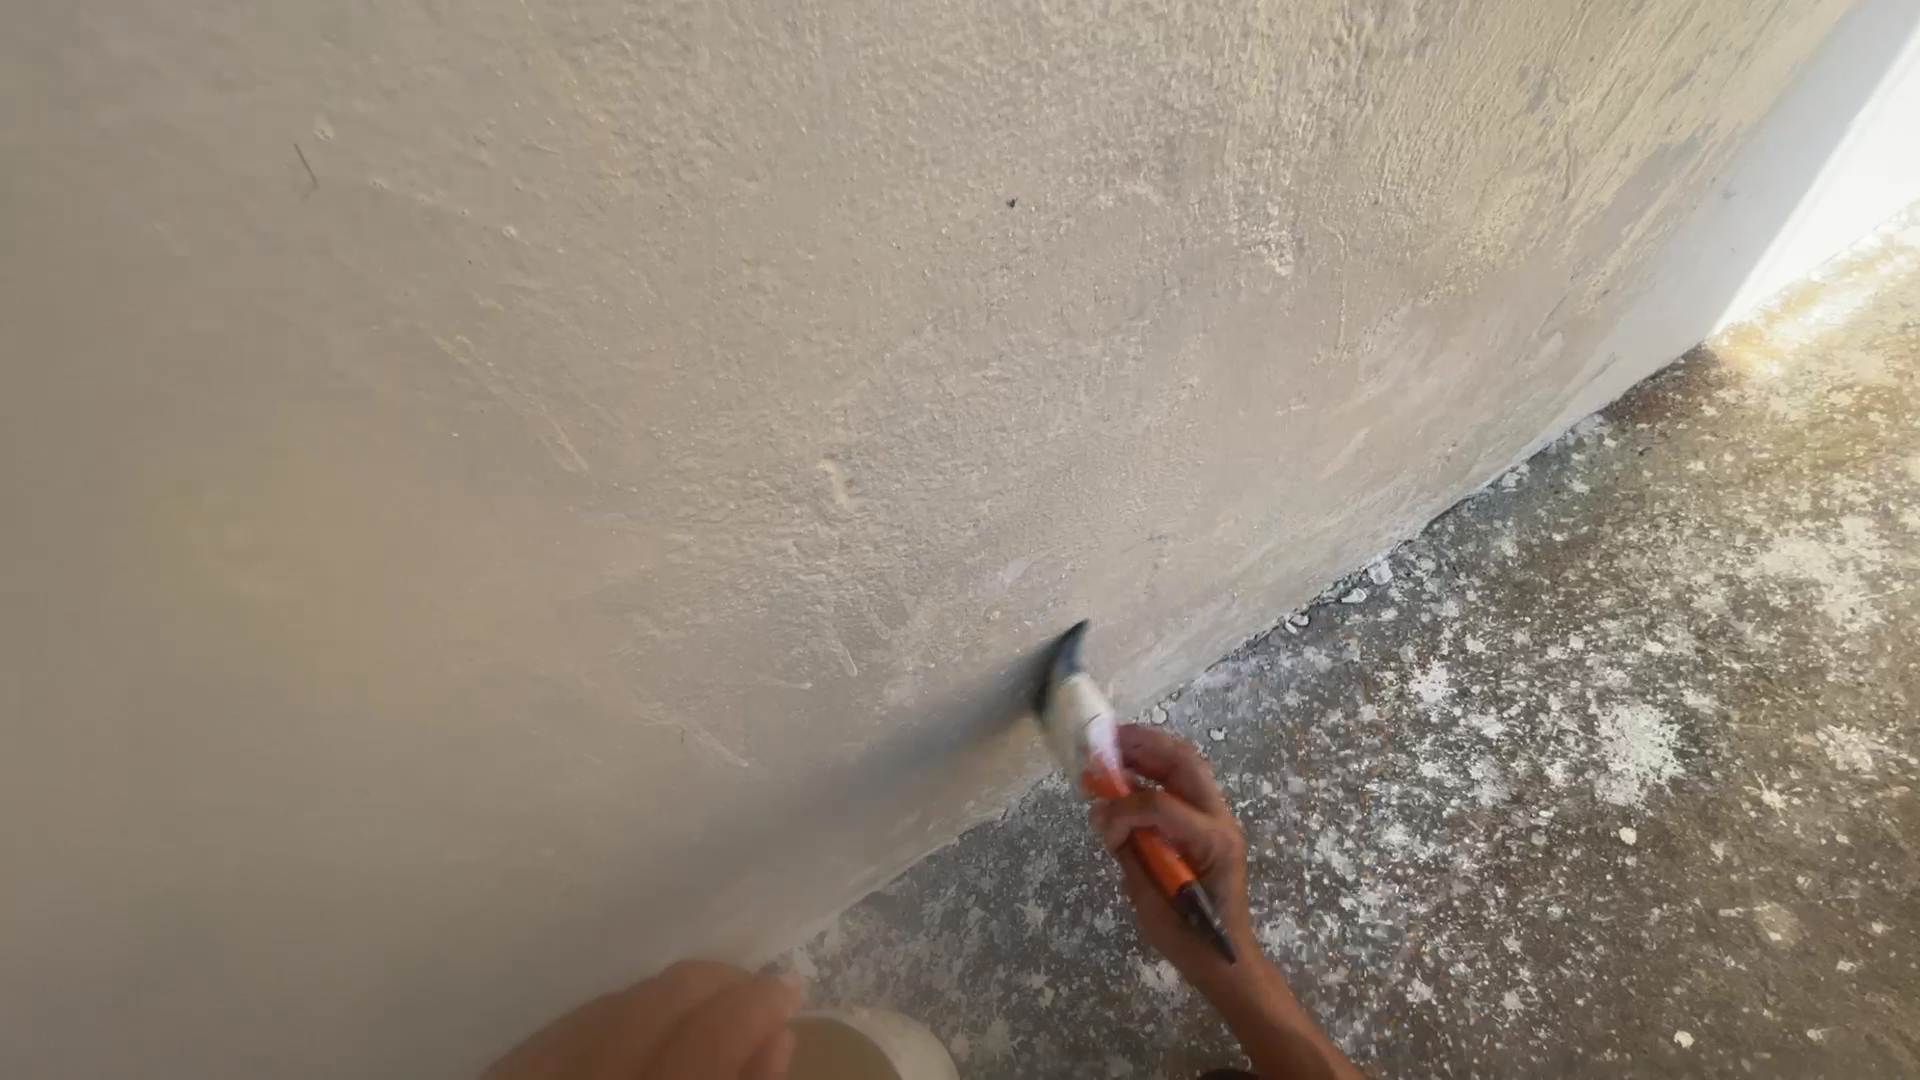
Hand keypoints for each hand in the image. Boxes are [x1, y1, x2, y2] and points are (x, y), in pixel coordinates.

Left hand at [483, 961, 800, 1079]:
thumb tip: (777, 1038)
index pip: (708, 1038)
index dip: (758, 1002)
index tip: (788, 992)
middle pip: (664, 999)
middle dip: (724, 983)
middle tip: (758, 999)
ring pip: (620, 1001)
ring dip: (675, 1000)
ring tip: (705, 1021)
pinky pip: (573, 1023)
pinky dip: (622, 1017)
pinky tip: (642, 1039)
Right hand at [1089, 725, 1365, 1079]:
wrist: (1227, 961)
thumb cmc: (1190, 940)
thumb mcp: (1150, 901)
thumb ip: (1126, 851)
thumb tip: (1100, 815)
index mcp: (1212, 842)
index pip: (1160, 804)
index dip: (1123, 807)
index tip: (1100, 819)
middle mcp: (1220, 820)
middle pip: (1184, 761)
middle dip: (1144, 744)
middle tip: (1108, 739)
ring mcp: (1218, 818)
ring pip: (1185, 764)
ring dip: (1149, 750)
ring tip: (1114, 746)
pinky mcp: (1208, 821)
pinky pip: (1181, 783)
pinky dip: (1153, 770)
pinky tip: (1126, 773)